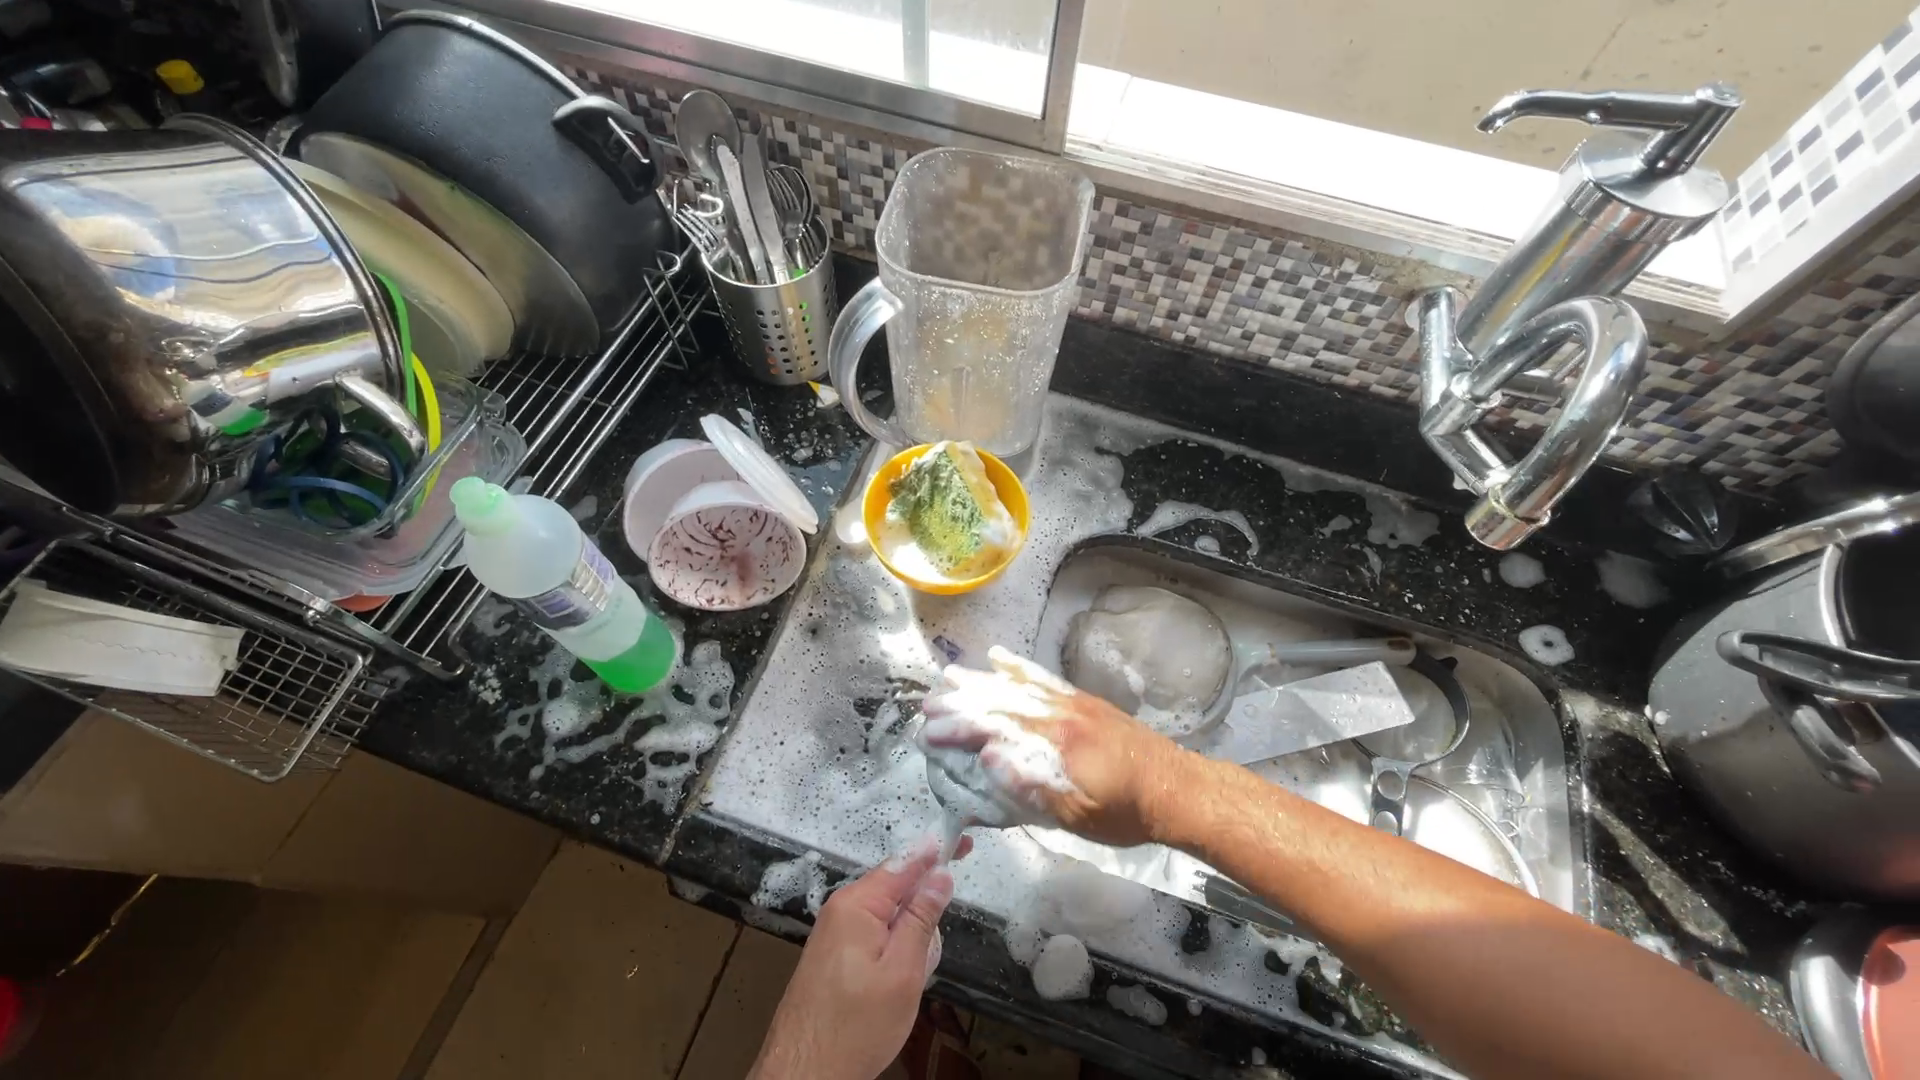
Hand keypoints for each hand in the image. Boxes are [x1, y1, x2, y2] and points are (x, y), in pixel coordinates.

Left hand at [748, 846, 954, 1079]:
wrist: (804, 1076)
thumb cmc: (856, 1026)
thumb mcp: (902, 971)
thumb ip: (922, 918)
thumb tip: (940, 874)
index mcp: (857, 903)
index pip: (904, 862)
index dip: (935, 851)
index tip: (964, 842)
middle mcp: (841, 909)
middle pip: (896, 891)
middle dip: (921, 914)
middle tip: (923, 959)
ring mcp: (834, 933)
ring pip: (888, 918)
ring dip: (908, 942)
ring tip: (905, 984)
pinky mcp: (833, 955)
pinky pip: (874, 937)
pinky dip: (892, 954)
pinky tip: (891, 989)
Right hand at [919, 646, 1186, 847]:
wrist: (1176, 789)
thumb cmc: (1124, 814)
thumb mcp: (1077, 816)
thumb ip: (1032, 788)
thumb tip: (989, 759)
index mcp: (1054, 745)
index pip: (995, 731)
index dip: (960, 731)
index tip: (929, 733)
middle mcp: (1059, 716)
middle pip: (1001, 703)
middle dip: (960, 704)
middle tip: (928, 705)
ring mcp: (1071, 704)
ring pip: (1017, 686)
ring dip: (980, 682)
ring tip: (949, 677)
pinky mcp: (1083, 702)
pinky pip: (1043, 679)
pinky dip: (1017, 667)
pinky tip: (998, 657)